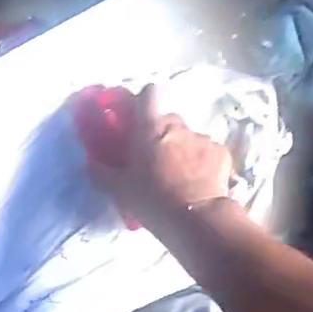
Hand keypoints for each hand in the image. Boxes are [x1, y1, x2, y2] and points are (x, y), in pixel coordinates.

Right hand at [73, 83, 233, 229]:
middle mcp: (178, 127)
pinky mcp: (221, 153)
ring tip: (174, 176)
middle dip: (158, 133)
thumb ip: (102, 173)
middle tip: (150, 157)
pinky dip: (198, 162)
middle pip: (167, 119)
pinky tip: (193, 182)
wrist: (195, 218)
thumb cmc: (151, 199)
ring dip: (179, 149)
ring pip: (186, 137)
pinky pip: (205, 151)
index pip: (149, 94)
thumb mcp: (118, 189)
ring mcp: (203, 139)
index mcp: (151, 129)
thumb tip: (90, 164)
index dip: (142, 101)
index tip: (135, 118)